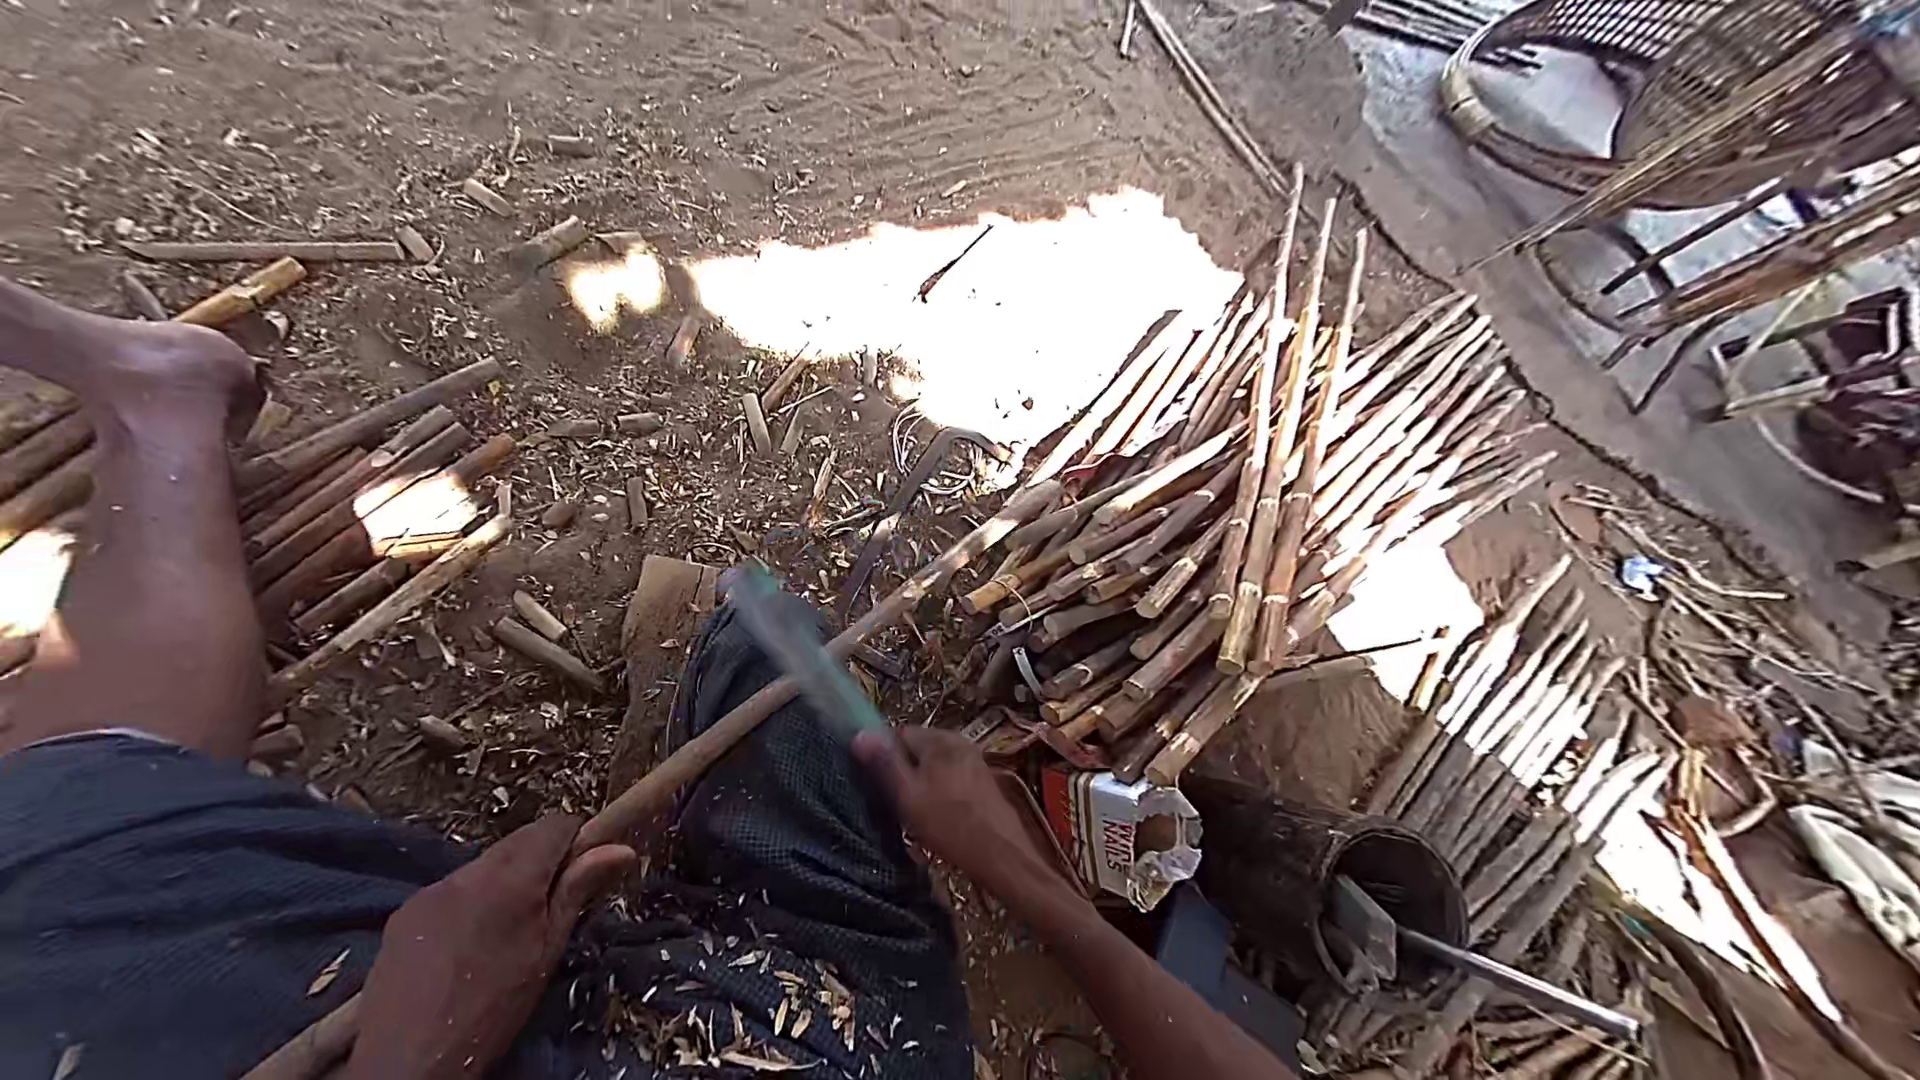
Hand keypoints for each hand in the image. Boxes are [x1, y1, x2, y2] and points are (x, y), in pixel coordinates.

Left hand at [343, 815, 635, 1079]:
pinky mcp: (403, 913)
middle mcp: (469, 873)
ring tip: (502, 928)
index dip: (574, 839)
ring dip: (504, 878)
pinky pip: (453, 887)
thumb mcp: (548, 949)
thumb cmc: (492, 1010)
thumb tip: (622, 848)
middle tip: (545, 904)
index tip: (580, 868)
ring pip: (486, 863)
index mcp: (512, 880)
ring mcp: (431, 891)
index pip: (554, 824)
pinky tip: (465, 941)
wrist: (405, 1068)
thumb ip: (579, 889)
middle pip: (520, 840)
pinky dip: (469, 899)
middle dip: (540, 858)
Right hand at [853, 727, 1070, 901]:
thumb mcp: (908, 795)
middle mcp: (959, 741)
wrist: (1001, 853)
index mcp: (940, 738)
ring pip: (933, 765)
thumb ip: (885, 763)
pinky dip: (939, 792)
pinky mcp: (982, 779)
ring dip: (921, 785)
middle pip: (917, 749)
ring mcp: (973, 759)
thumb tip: (860, 734)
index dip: (885, 759)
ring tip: (919, 815)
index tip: (883, 787)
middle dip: (904, 773)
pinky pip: (949, 777)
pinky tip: (940, 818)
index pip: (898, 734)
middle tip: (900, 804)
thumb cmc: (950, 824)